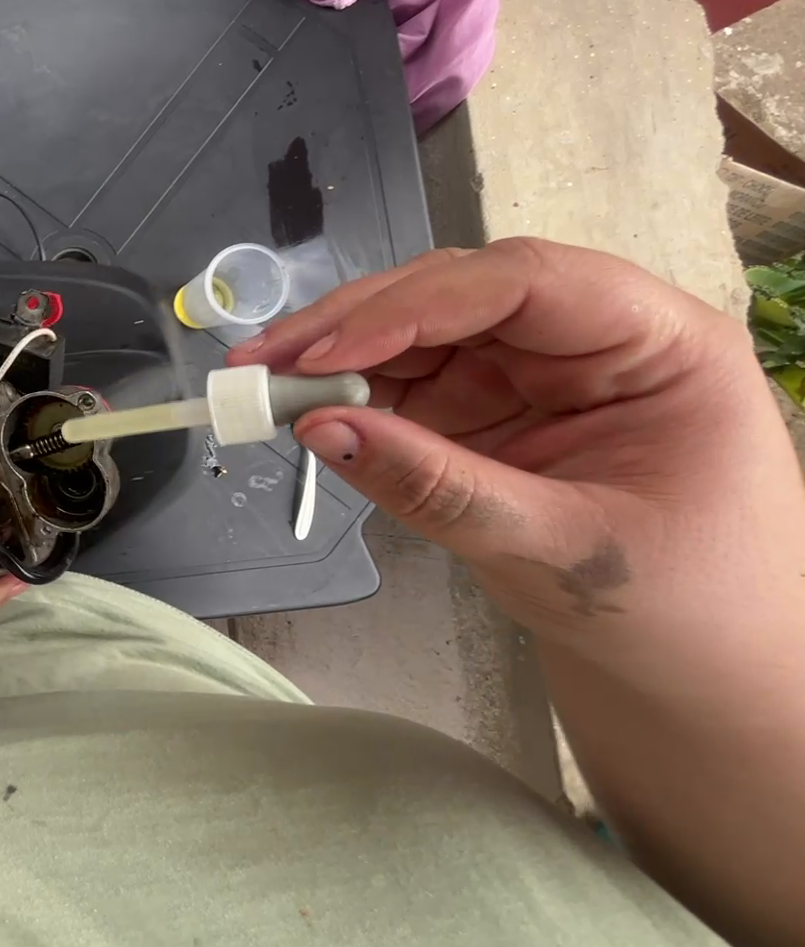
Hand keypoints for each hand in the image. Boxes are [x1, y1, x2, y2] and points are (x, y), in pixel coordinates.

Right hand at [229, 238, 804, 656]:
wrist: (689, 661)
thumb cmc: (676, 607)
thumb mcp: (556, 546)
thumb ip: (434, 486)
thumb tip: (316, 428)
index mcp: (652, 345)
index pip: (520, 285)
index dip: (411, 308)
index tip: (321, 358)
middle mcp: (578, 339)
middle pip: (448, 293)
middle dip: (348, 323)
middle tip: (260, 360)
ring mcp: (519, 370)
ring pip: (406, 328)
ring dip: (327, 351)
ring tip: (257, 379)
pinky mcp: (473, 404)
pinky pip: (392, 378)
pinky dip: (336, 389)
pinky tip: (293, 401)